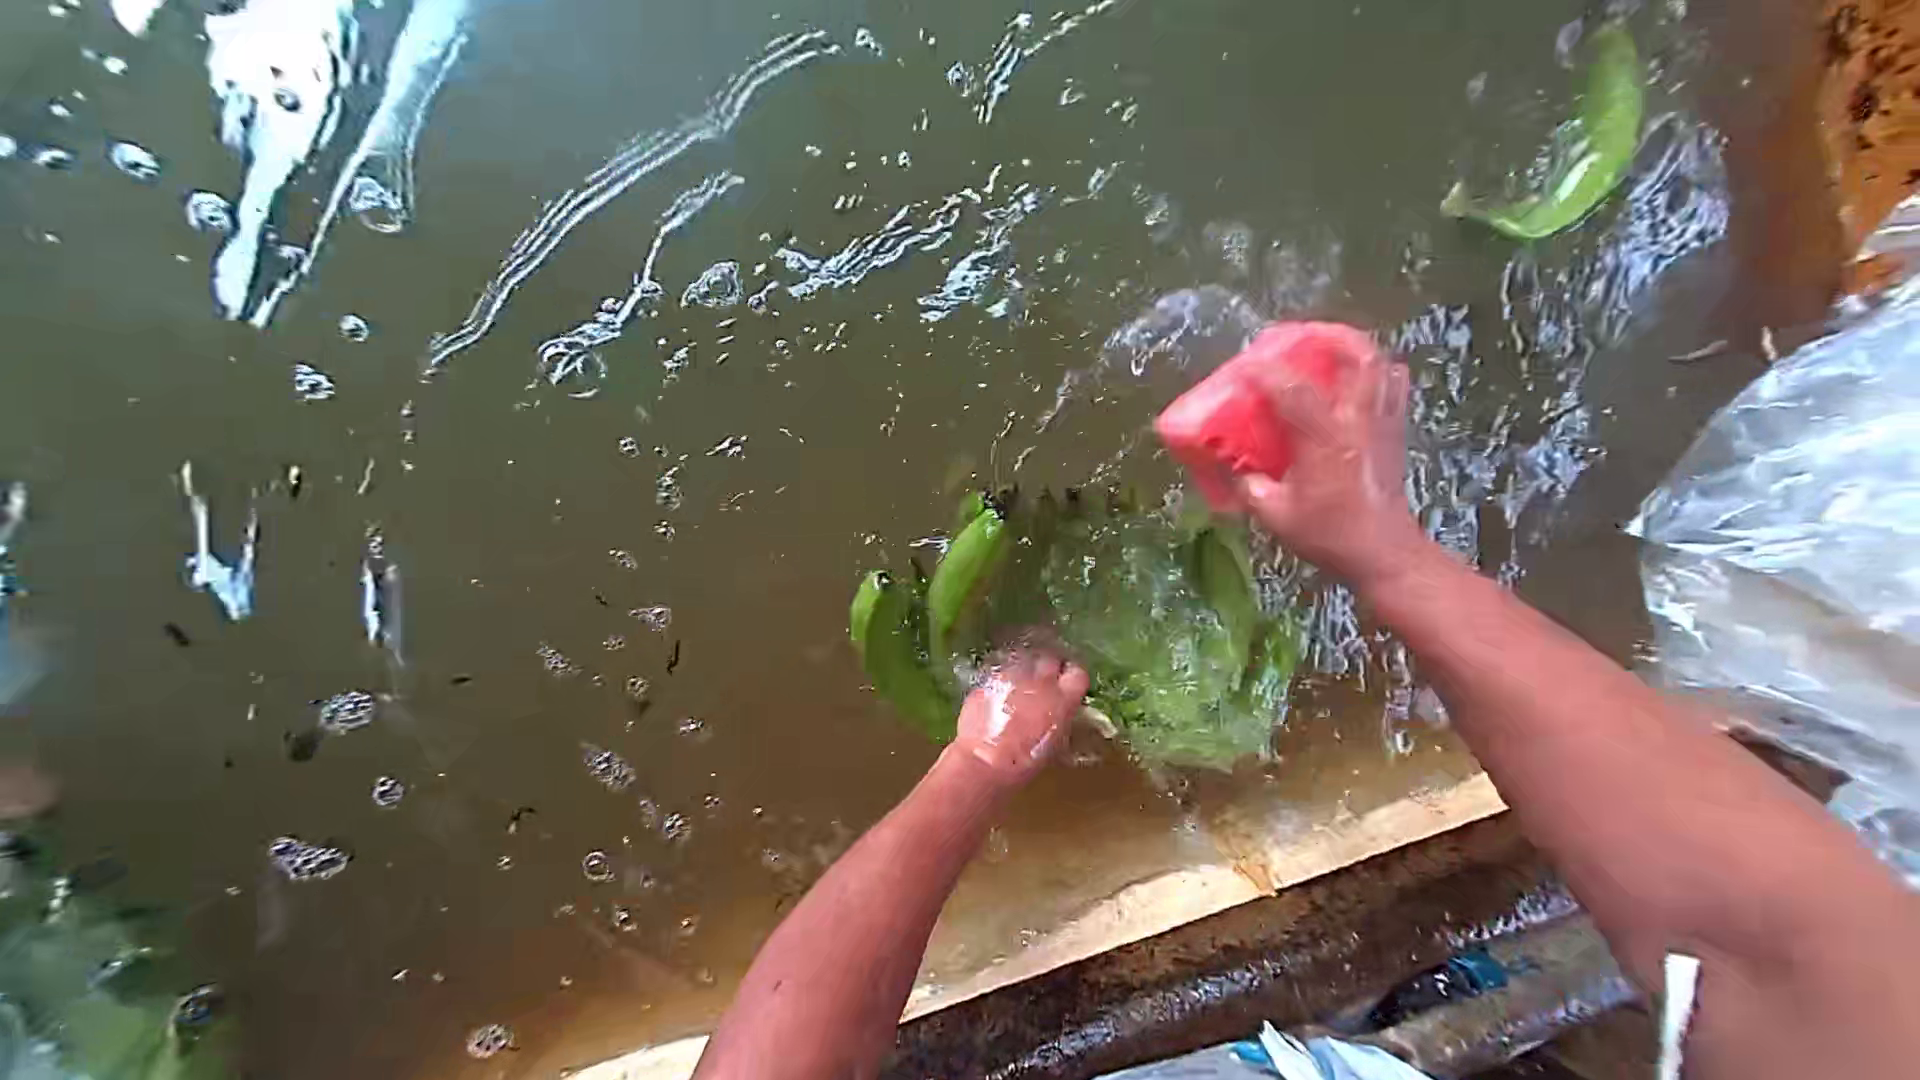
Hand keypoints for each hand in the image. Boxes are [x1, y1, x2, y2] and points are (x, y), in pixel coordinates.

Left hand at [952, 649, 1089, 785]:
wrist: (986, 760)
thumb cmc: (1025, 761)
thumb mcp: (1056, 743)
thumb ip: (1063, 718)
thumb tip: (1064, 711)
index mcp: (1062, 699)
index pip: (1078, 674)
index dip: (1072, 679)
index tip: (1068, 685)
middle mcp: (1041, 682)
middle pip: (1051, 660)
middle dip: (1049, 668)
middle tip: (1044, 682)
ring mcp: (1015, 676)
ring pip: (1026, 660)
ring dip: (1026, 670)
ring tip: (1022, 683)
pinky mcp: (992, 677)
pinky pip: (1004, 669)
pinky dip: (1006, 676)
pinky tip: (1002, 689)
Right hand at [1234, 335, 1426, 590]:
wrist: (1382, 551)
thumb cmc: (1327, 533)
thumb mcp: (1273, 513)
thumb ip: (1248, 484)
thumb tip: (1231, 463)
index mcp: (1324, 440)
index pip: (1293, 391)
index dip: (1265, 372)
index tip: (1242, 365)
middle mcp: (1358, 421)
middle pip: (1356, 355)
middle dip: (1325, 335)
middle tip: (1294, 335)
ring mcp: (1383, 422)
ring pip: (1379, 362)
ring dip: (1351, 347)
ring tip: (1323, 348)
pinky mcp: (1395, 430)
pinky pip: (1392, 383)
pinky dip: (1373, 369)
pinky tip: (1352, 378)